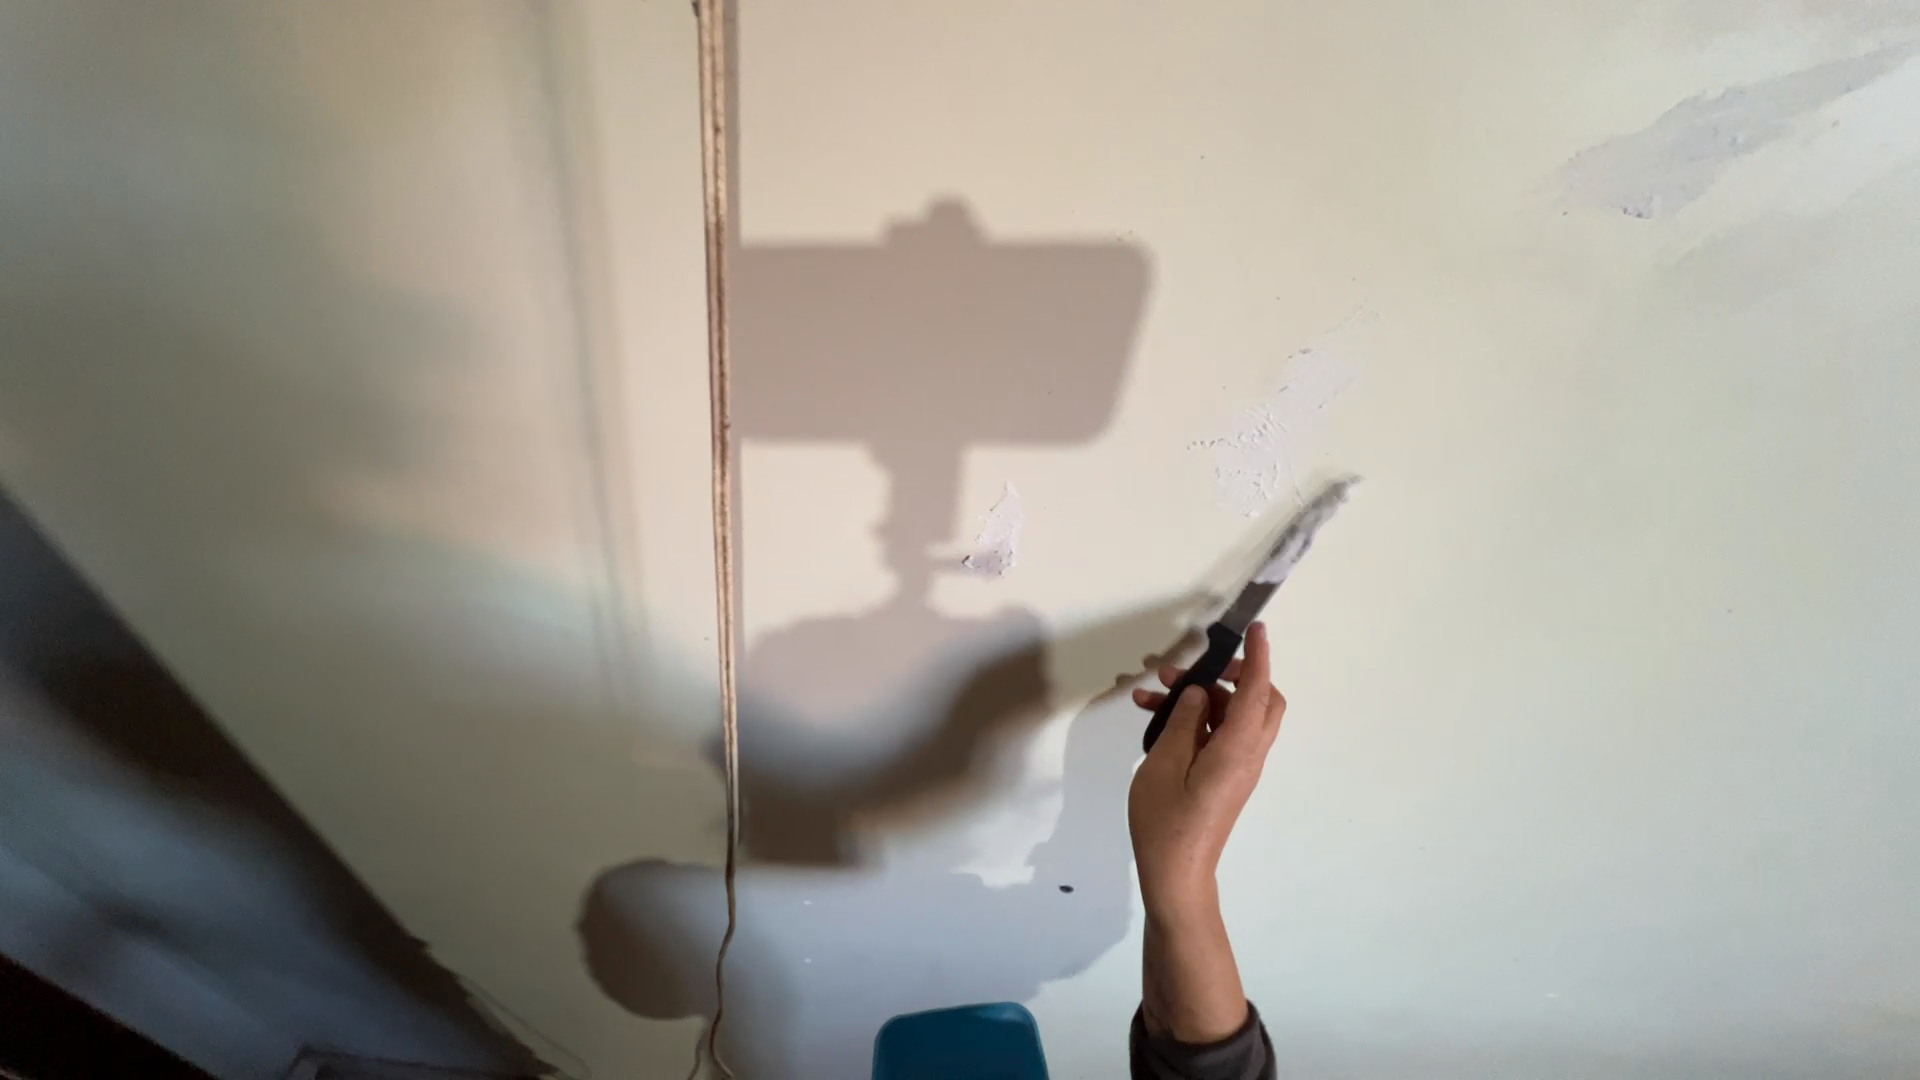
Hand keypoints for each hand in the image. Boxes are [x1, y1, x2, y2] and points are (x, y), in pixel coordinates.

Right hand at [1128, 621, 1285, 915]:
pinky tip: (1156, 718)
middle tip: (1193, 668)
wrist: (1176, 875)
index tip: (1255, 628)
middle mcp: (1247, 756)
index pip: (1257, 692)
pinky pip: (1221, 735)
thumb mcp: (1164, 764)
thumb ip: (1184, 722)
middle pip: (1259, 701)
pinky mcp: (1224, 778)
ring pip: (1234, 717)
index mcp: (1237, 750)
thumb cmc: (1165, 821)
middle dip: (1232, 675)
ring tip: (1152, 693)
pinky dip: (1197, 719)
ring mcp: (1237, 769)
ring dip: (1202, 697)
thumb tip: (1200, 693)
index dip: (1258, 657)